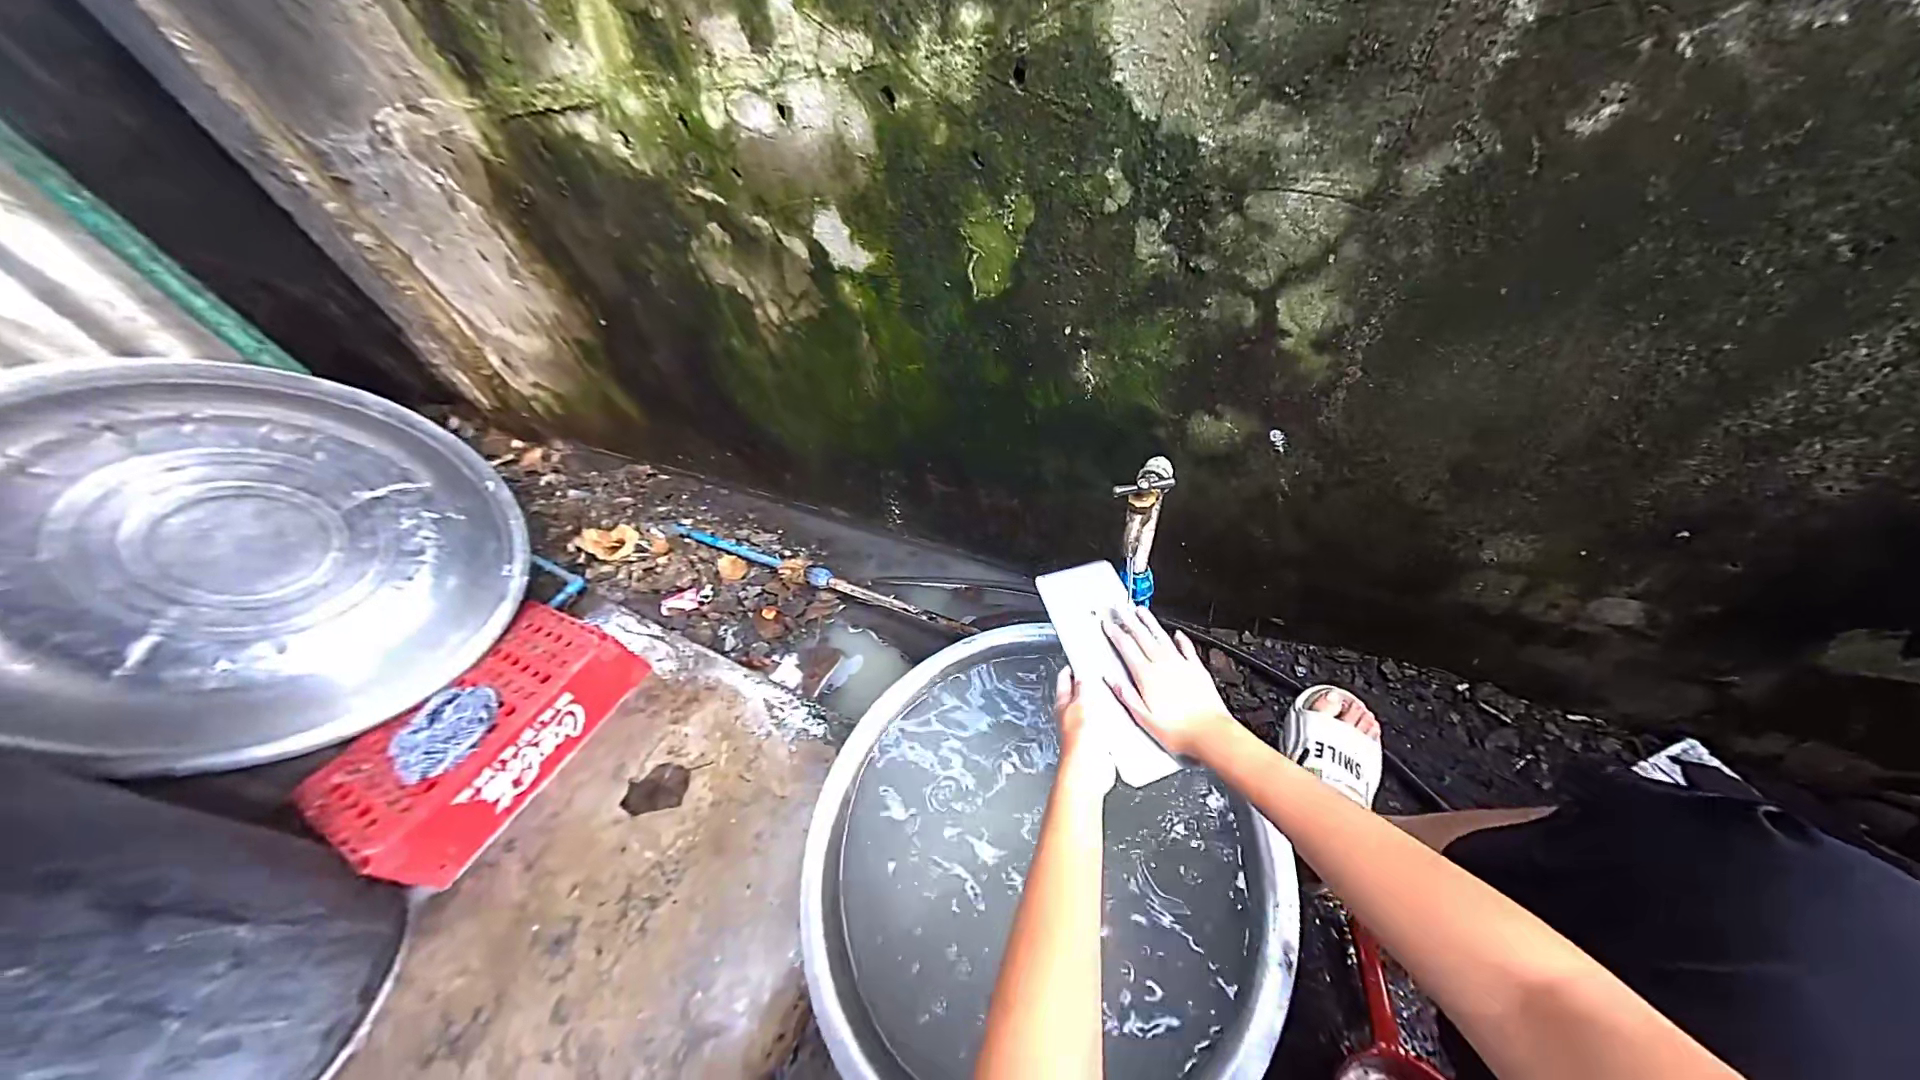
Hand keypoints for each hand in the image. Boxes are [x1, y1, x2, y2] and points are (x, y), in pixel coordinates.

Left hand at [1053, 667, 1114, 798]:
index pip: (1064, 681)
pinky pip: (1106, 724)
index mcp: (1063, 704)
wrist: (1089, 768)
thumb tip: (1081, 677)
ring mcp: (1085, 727)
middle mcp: (1072, 715)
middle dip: (1089, 684)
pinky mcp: (1098, 739)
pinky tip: (1124, 713)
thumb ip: (1082, 690)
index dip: (1070, 669)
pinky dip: (1113, 717)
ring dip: (1103, 701)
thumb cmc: (1080, 738)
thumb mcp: (1081, 705)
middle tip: (1102, 672)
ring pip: (1093, 709)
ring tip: (1117, 688)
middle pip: (1078, 694)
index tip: (1079, 660)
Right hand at [1102, 606, 1235, 758]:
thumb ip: (1127, 695)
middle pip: (1142, 637)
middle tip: (1121, 609)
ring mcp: (1181, 665)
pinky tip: (1177, 634)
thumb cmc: (1178, 731)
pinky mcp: (1197, 670)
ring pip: (1161, 637)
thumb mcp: (1144, 718)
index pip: (1127, 648)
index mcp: (1147, 676)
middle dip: (1129, 621)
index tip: (1108, 624)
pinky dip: (1180, 639)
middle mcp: (1164, 666)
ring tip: (1142, 611)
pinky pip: (1187, 648)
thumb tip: (1111, 680)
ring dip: (1150, 623)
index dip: (1115, 634)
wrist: (1210, 734)